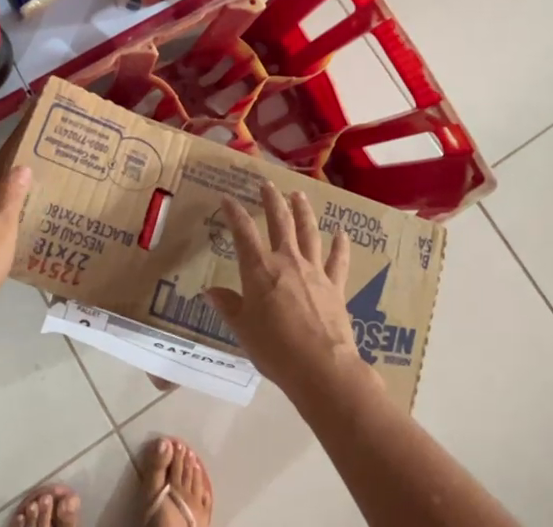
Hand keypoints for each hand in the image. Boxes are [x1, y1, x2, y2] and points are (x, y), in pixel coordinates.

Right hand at [205, 182, 376, 397]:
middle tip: (267, 183)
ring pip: (308, 232)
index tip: (227, 198)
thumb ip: (228, 307)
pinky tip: (341, 233)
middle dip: (271, 200)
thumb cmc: (274, 349)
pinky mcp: (335, 286)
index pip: (243, 232)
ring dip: (303, 211)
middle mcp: (287, 261)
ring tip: (299, 194)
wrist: (321, 368)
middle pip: (279, 222)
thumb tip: (211, 292)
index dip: (234, 213)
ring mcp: (314, 271)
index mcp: (259, 269)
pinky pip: (339, 260)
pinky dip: (340, 245)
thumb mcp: (242, 329)